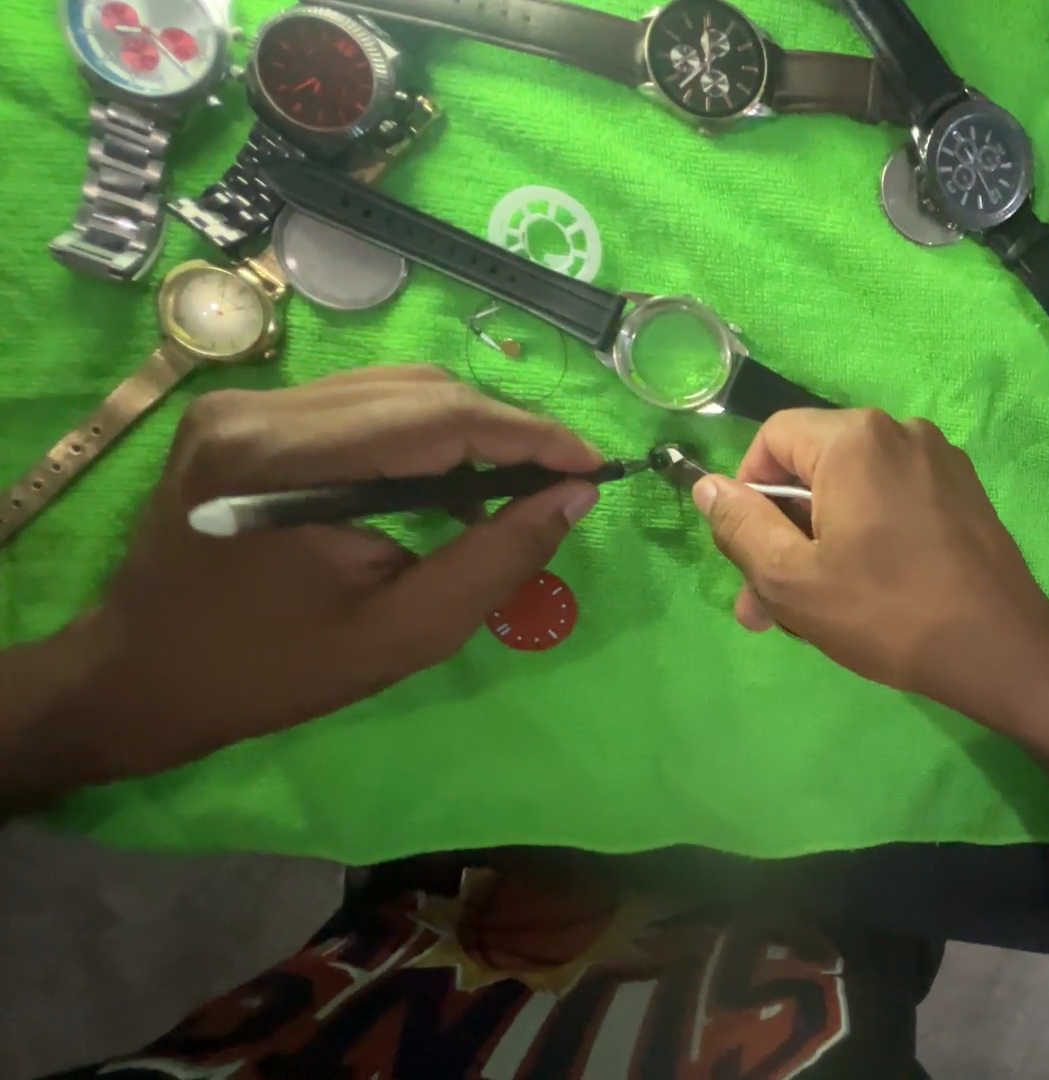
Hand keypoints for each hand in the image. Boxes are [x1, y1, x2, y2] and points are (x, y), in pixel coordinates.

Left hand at [43, 366, 600, 784]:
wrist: (142, 677)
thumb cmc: (278, 668)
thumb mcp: (412, 630)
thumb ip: (502, 557)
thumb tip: (576, 496)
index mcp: (286, 462)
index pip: (444, 419)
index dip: (535, 437)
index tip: (595, 467)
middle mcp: (260, 411)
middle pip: (428, 392)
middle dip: (514, 434)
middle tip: (564, 484)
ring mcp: (249, 407)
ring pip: (406, 389)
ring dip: (477, 433)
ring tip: (511, 490)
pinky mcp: (253, 417)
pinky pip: (374, 404)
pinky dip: (434, 437)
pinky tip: (449, 486)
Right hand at [692, 408, 1048, 728]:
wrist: (1002, 649)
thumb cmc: (888, 612)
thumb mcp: (793, 579)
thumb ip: (741, 526)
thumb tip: (708, 486)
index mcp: (856, 437)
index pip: (773, 439)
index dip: (746, 492)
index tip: (747, 552)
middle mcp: (902, 432)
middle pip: (816, 470)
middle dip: (784, 536)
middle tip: (767, 607)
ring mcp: (942, 463)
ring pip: (855, 494)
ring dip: (823, 547)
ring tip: (813, 613)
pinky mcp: (966, 495)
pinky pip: (895, 503)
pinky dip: (868, 539)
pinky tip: (867, 594)